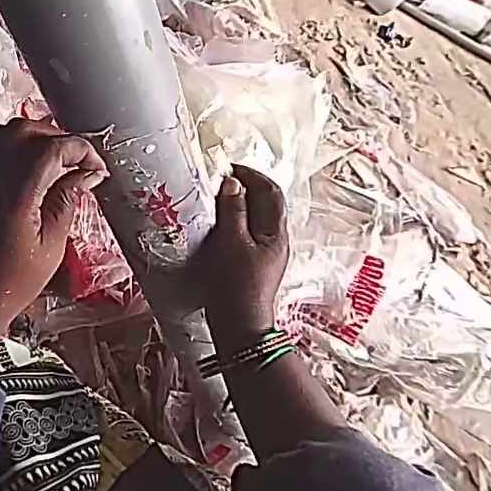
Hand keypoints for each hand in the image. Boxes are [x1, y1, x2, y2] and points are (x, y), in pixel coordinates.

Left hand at [0, 119, 106, 362]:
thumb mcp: (51, 245)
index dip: (80, 150)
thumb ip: (68, 200)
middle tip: (76, 160)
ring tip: (53, 161)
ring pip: (2, 133)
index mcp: (15, 193)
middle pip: (24, 129)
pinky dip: (10, 149)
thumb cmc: (7, 282)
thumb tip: (86, 174)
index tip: (94, 166)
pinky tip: (26, 171)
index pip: (52, 147)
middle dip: (56, 136)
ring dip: (31, 138)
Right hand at [187, 165, 289, 349]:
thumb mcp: (231, 243)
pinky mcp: (253, 263)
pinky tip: (217, 223)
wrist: (238, 324)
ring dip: (240, 202)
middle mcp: (275, 240)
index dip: (251, 175)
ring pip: (257, 217)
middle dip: (247, 186)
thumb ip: (233, 211)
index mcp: (275, 233)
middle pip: (267, 203)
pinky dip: (235, 219)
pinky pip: (247, 231)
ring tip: (215, 196)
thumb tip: (233, 183)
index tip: (227, 167)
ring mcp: (265, 253)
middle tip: (219, 178)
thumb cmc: (234, 283)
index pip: (270, 192)